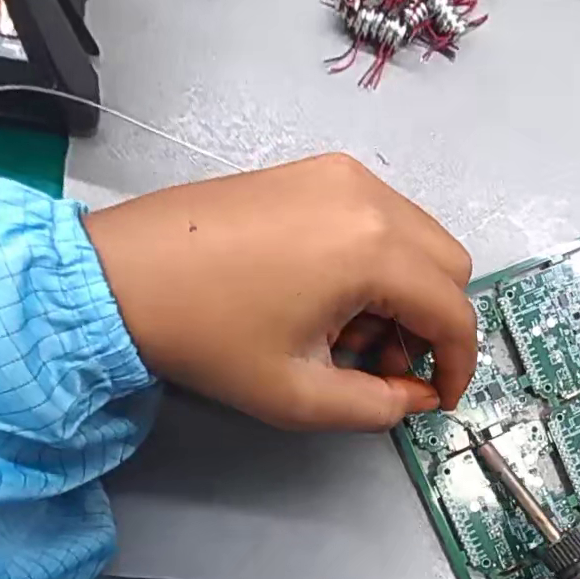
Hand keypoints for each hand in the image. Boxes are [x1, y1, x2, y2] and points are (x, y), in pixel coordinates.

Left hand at [83, 153, 476, 431]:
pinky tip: (330, 297)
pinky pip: (380, 219)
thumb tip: (419, 396)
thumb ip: (379, 407)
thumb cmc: (210, 340)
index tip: (438, 399)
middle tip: (386, 366)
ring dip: (406, 296)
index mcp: (371, 249)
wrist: (121, 277)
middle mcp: (368, 196)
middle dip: (433, 326)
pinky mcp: (313, 171)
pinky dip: (379, 265)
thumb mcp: (301, 397)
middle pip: (449, 267)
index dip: (458, 364)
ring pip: (418, 241)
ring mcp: (340, 174)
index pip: (454, 311)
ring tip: (350, 334)